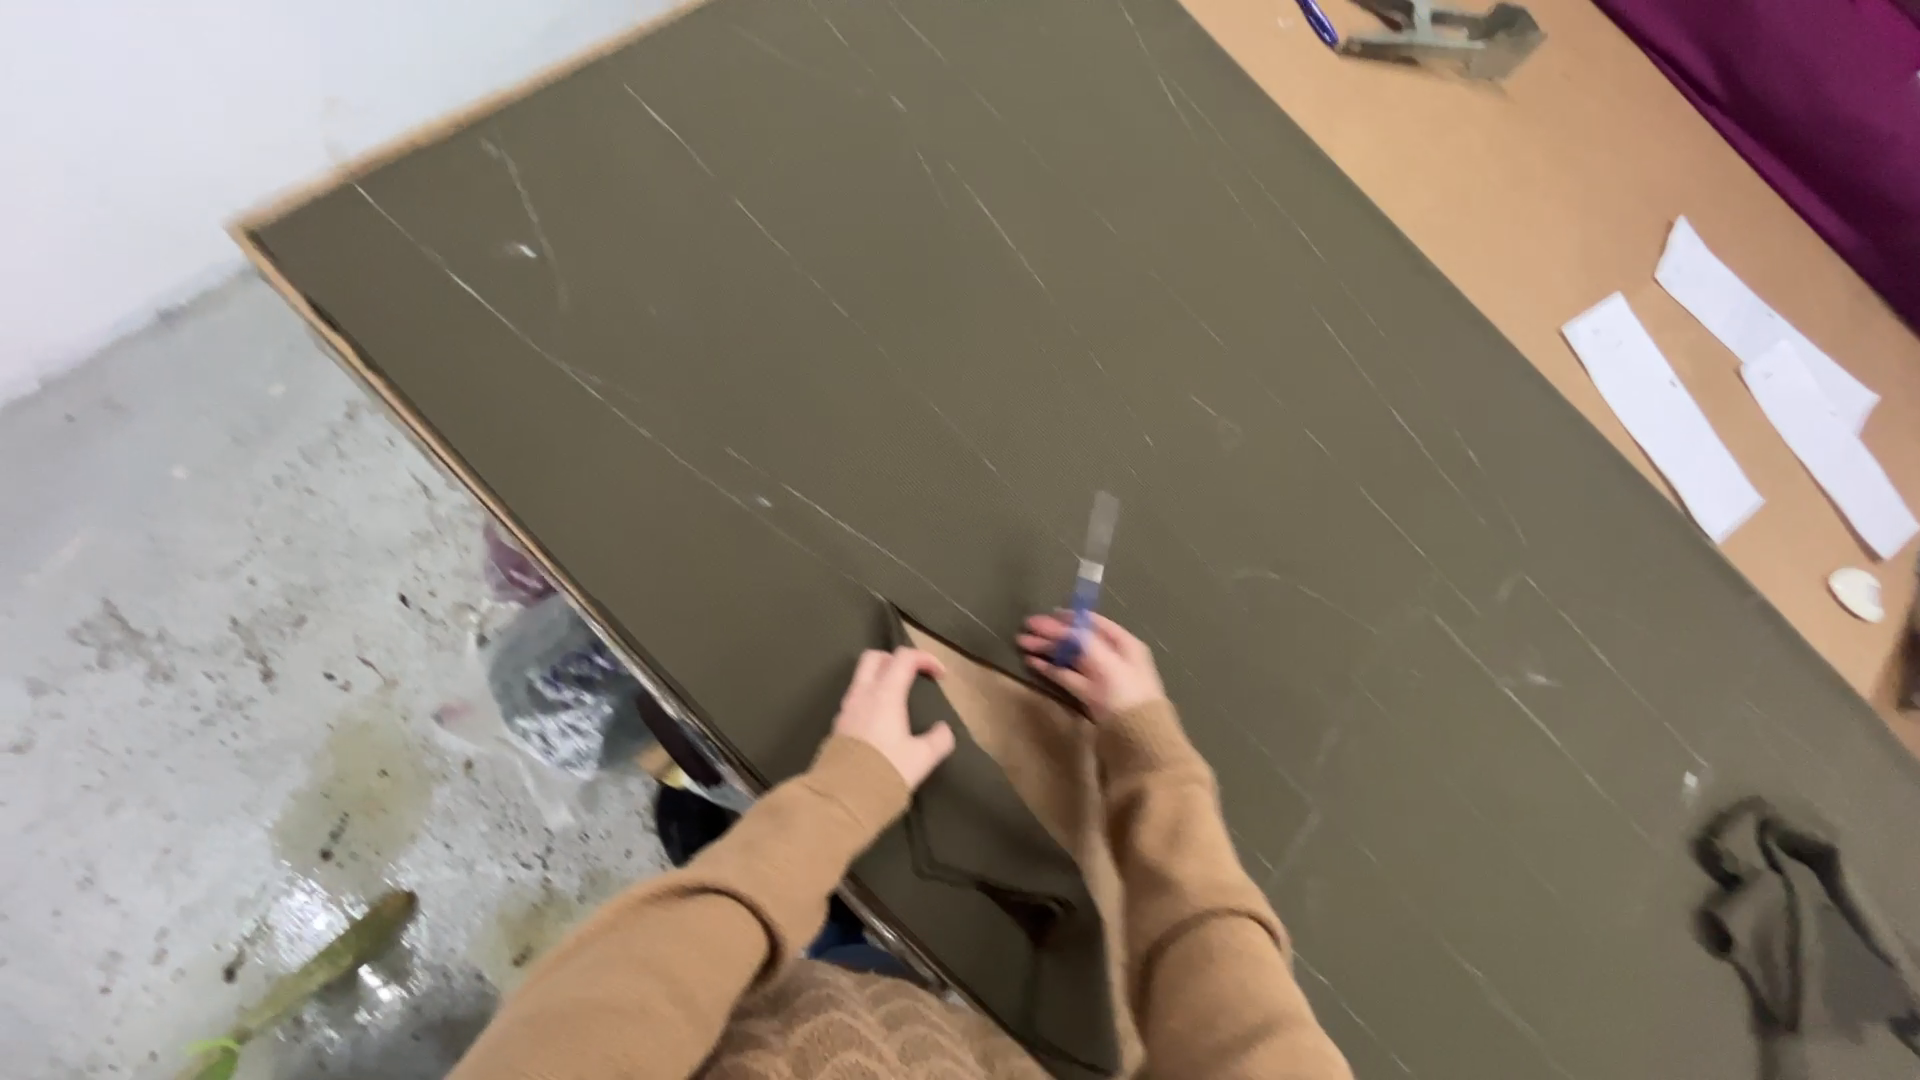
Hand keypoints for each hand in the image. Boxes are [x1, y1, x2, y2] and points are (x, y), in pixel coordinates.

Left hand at [832, 648, 955, 789]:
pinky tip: (878, 721)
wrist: (842, 797)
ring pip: (860, 678)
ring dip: (879, 679)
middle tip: (911, 675)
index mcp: (885, 694)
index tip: (940, 674)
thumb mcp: (922, 759)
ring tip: (896, 699)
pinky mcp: (837, 726)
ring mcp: (846, 709)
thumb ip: (938, 740)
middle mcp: (862, 694)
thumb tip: (943, 730)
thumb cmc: (886, 770)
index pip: (904, 658)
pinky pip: (854, 700)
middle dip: (895, 659)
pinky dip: (868, 699)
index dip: (925, 658)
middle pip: (874, 658)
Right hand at [1017, 611, 1165, 717]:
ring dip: (1047, 648)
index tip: (1046, 614)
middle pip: (1078, 640)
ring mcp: (1100, 677)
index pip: (1093, 623)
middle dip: (1052, 633)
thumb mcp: (1107, 661)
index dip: (1069, 617)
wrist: (1136, 737)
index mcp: (1123, 644)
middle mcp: (1112, 657)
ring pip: (1069, 657)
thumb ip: (1083, 640)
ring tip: (1022, 643)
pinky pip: (1067, 676)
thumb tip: (1062, 627)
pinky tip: (1032, 662)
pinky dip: (1050, 668)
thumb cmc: (1126, 691)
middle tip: (1026, 627)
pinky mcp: (1089, 695)